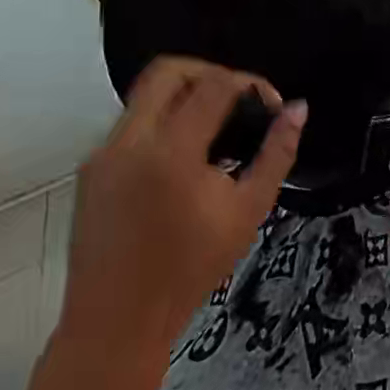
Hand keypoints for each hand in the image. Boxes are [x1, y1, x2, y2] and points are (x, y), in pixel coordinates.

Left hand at [62, 58, 304, 342]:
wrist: (118, 318)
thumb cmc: (192, 267)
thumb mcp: (250, 209)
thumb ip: (277, 153)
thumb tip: (299, 110)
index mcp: (171, 151)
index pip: (214, 84)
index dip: (250, 83)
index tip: (271, 106)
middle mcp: (128, 140)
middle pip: (168, 71)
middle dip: (212, 74)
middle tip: (242, 101)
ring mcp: (102, 153)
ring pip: (145, 95)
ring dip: (186, 97)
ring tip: (218, 132)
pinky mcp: (90, 169)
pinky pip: (132, 124)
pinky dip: (164, 122)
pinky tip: (188, 159)